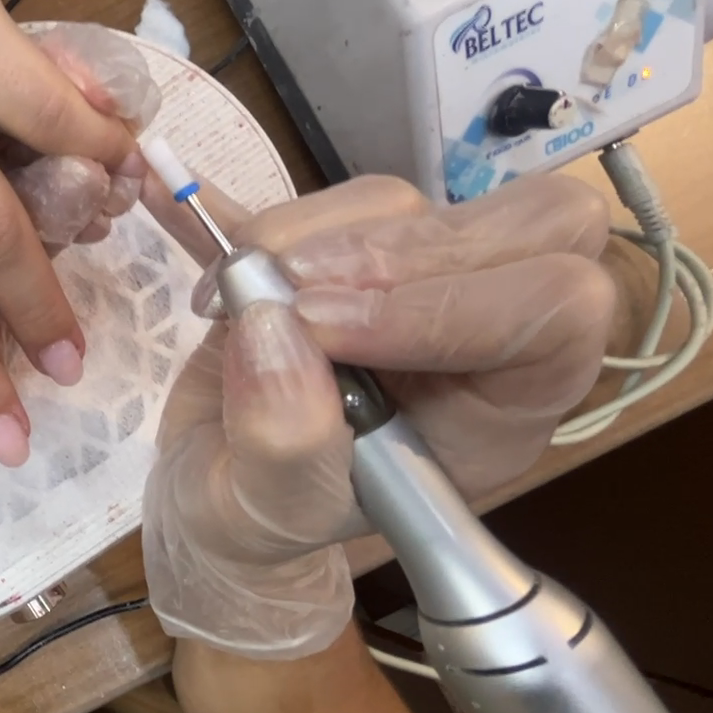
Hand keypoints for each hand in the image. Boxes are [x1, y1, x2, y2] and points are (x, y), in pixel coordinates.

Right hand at [139, 175, 615, 657]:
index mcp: (498, 405)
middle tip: (273, 290)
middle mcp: (470, 329)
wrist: (217, 493)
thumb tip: (273, 324)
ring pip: (393, 203)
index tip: (313, 330)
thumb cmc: (257, 521)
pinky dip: (226, 201)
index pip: (547, 309)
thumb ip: (285, 442)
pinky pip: (293, 206)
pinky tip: (165, 192)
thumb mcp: (270, 513)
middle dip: (377, 249)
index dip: (437, 303)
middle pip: (510, 225)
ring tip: (217, 296)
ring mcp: (396, 283)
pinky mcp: (317, 260)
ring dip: (293, 233)